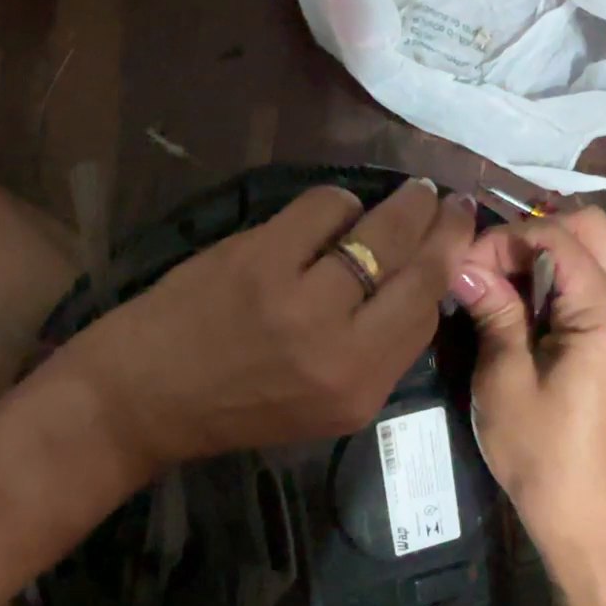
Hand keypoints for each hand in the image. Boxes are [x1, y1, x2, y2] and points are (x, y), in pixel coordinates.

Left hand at [64, 179, 477, 467]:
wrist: (145, 397)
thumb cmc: (235, 409)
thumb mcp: (323, 408)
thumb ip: (374, 355)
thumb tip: (415, 287)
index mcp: (360, 392)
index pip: (426, 317)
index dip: (449, 268)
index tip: (460, 238)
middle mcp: (340, 348)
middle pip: (416, 269)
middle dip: (445, 226)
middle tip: (453, 201)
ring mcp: (299, 299)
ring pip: (377, 231)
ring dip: (398, 206)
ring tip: (407, 196)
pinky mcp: (258, 258)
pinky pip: (322, 209)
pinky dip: (336, 203)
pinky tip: (334, 211)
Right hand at [449, 208, 605, 551]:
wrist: (591, 518)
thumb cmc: (541, 455)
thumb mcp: (504, 381)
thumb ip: (493, 311)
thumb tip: (463, 263)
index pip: (557, 237)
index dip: (503, 240)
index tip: (464, 268)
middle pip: (589, 228)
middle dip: (531, 235)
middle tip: (486, 269)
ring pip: (601, 252)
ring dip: (550, 255)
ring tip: (502, 288)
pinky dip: (568, 280)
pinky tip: (532, 311)